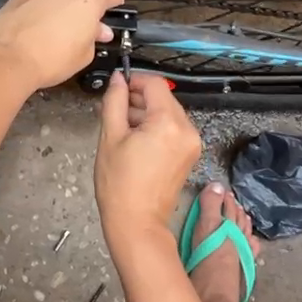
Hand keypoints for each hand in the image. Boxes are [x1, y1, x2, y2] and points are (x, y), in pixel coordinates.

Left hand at [0, 0, 125, 88]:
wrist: (8, 58)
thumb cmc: (48, 58)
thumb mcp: (84, 54)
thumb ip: (95, 36)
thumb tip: (98, 31)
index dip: (114, 2)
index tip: (111, 10)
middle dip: (85, 5)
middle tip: (80, 27)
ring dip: (63, 1)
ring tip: (55, 26)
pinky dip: (43, 2)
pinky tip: (38, 22)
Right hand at [95, 72, 201, 248]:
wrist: (136, 221)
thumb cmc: (120, 184)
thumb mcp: (110, 136)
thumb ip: (114, 101)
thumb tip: (118, 80)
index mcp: (168, 123)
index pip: (154, 84)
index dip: (134, 81)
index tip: (117, 87)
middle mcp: (187, 130)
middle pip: (163, 98)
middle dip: (138, 100)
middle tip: (115, 112)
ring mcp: (191, 143)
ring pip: (168, 113)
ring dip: (146, 114)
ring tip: (123, 130)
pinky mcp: (189, 154)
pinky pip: (173, 129)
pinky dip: (156, 127)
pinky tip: (136, 141)